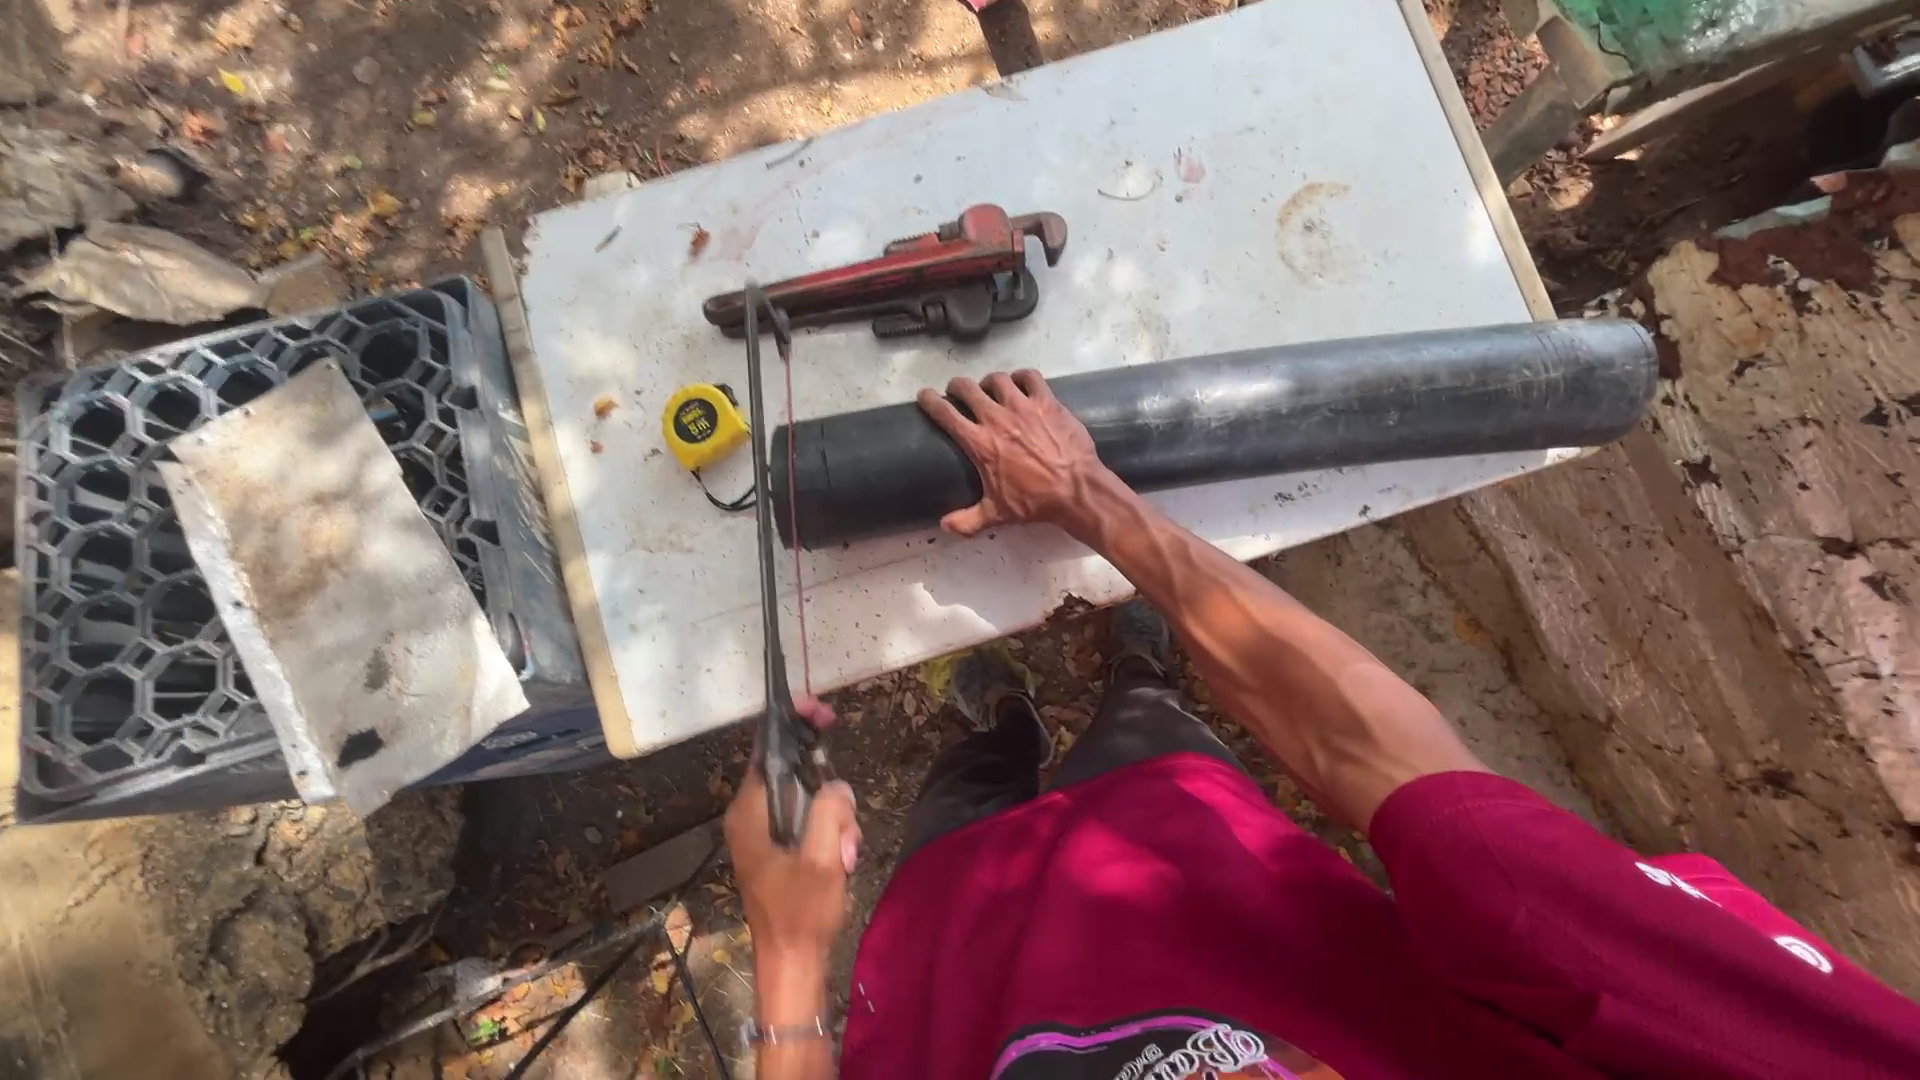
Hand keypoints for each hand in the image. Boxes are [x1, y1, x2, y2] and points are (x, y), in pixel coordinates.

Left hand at [724, 698, 861, 965]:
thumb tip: (837, 785)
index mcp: (749, 812)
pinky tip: (843, 859)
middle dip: (829, 790)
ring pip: (808, 797)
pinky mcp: (778, 848)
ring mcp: (764, 832)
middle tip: (849, 815)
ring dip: (836, 818)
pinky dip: (830, 832)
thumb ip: (831, 812)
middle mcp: (750, 816)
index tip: (822, 711)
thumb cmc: (801, 912)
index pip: (768, 749)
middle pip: (793, 771)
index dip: (794, 722)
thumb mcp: (823, 859)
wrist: (792, 965)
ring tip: (847, 852)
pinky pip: (807, 820)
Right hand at [916, 369, 1111, 536]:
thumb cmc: (1034, 501)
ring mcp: (1023, 406)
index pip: (946, 413)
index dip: (930, 400)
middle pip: (968, 388)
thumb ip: (967, 521)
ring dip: (990, 382)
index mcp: (980, 442)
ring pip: (998, 379)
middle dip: (958, 387)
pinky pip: (1030, 377)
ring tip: (991, 389)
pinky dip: (1022, 377)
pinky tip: (1021, 383)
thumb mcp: (997, 513)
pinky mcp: (1047, 401)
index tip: (925, 396)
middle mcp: (997, 418)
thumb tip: (944, 527)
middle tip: (959, 392)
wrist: (1076, 489)